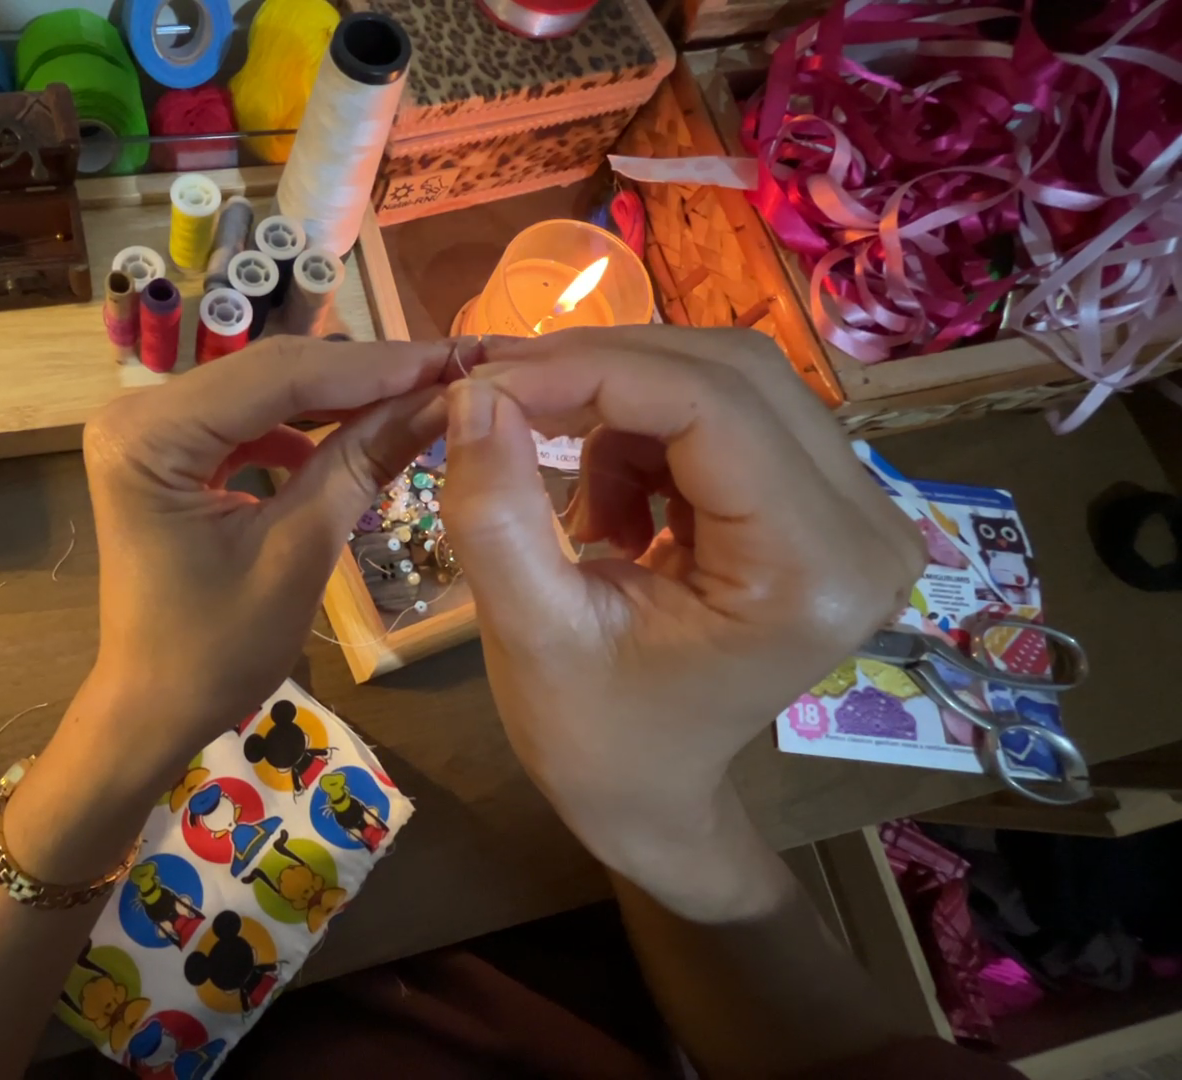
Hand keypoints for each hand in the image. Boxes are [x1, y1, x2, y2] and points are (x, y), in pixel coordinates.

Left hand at [78, 336, 452, 777]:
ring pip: (259, 392)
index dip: (373, 366)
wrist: (153, 705)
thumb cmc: (216, 652)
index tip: (456, 360)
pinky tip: (343, 441)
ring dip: (335, 399)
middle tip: (447, 376)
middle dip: (360, 377)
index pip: (277, 375)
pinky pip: (241, 421)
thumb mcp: (298, 553)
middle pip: (266, 373)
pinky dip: (297, 428)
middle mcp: (135, 414)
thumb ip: (361, 463)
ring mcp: (146, 430)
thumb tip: (442, 399)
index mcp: (149, 437)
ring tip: (411, 404)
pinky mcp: (162, 451)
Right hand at [438, 327, 923, 916]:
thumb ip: (494, 511)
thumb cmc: (587, 735)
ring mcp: (850, 511)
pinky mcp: (815, 505)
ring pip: (722, 382)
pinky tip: (605, 509)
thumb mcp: (525, 630)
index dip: (585, 371)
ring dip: (613, 404)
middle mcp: (862, 525)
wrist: (645, 790)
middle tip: (494, 397)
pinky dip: (636, 435)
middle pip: (729, 372)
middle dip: (596, 369)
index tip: (481, 382)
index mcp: (806, 571)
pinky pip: (717, 415)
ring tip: (558, 484)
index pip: (709, 404)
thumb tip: (472, 393)